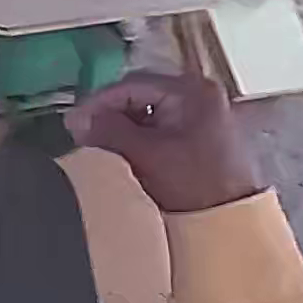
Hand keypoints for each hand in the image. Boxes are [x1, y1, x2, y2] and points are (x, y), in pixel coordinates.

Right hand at [66, 72, 261, 212]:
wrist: (229, 218)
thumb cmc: (192, 182)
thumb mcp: (145, 154)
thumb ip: (108, 130)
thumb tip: (76, 119)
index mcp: (190, 91)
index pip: (131, 85)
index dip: (97, 102)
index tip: (72, 123)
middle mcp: (197, 94)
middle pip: (138, 94)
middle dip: (108, 113)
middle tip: (82, 133)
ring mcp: (199, 113)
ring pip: (145, 110)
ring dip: (119, 125)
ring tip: (97, 144)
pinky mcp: (196, 132)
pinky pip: (155, 124)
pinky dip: (134, 134)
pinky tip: (119, 150)